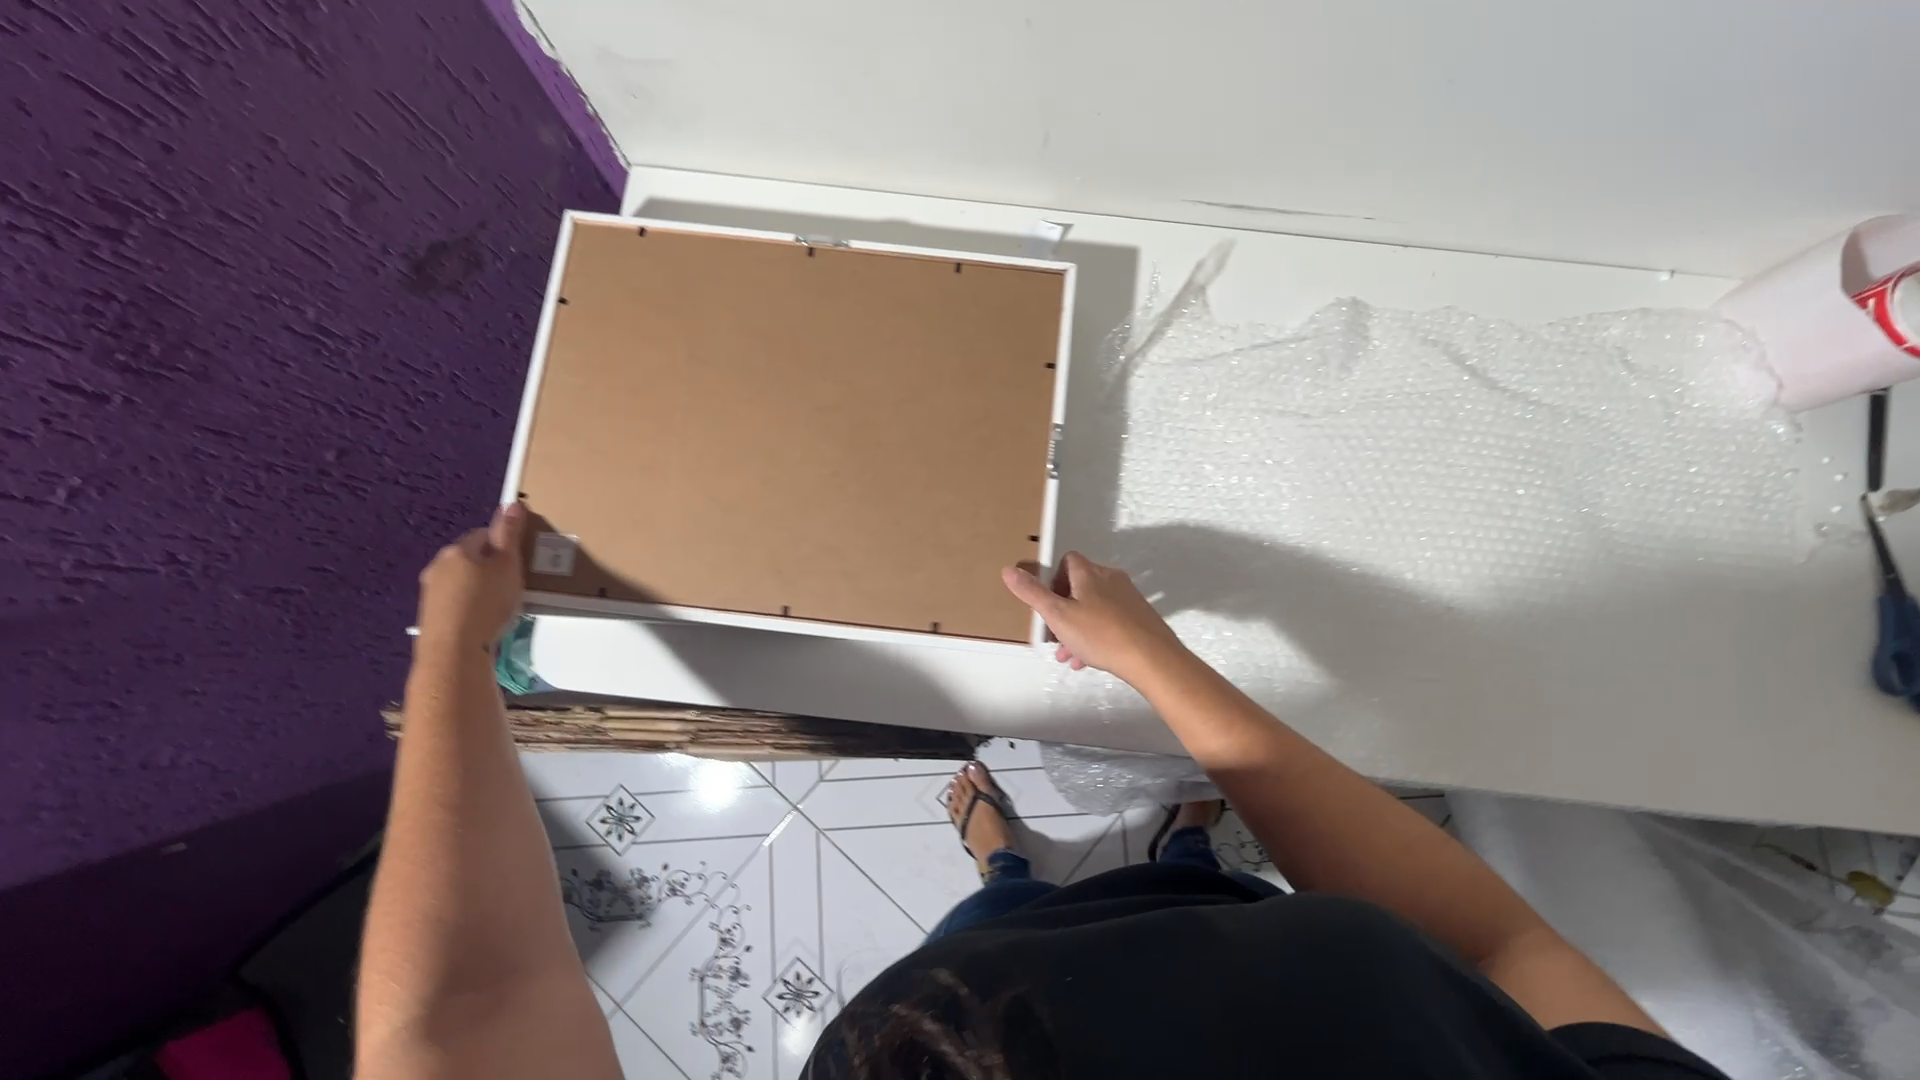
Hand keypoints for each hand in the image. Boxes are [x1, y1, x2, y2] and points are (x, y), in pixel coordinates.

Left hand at [415, 502, 526, 654]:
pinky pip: (453, 602)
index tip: (517, 559)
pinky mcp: (430, 616)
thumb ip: (509, 535)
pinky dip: (467, 605)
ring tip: (498, 603)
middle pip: (468, 558)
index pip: (481, 535)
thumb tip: (512, 503)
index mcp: (457, 551)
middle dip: (487, 566)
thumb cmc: (486, 602)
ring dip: (476, 586)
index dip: (501, 544)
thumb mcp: (507, 566)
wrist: (454, 649)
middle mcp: (437, 567)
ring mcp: (430, 592)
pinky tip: (481, 619)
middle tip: (511, 582)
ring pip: (459, 581)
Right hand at [1000, 551, 1187, 682]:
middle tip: (1053, 633)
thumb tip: (1008, 569)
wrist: (1151, 658)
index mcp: (1090, 574)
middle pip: (1080, 587)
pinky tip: (1087, 660)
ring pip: (1094, 608)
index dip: (1053, 579)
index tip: (1046, 601)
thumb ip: (1032, 593)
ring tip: (1067, 654)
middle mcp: (1111, 580)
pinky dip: (1095, 636)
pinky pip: (1110, 622)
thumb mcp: (1058, 615)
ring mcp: (1128, 599)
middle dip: (1063, 610)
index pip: (1068, 560)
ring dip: (1077, 628)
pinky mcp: (1140, 618)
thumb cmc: (1100, 634)